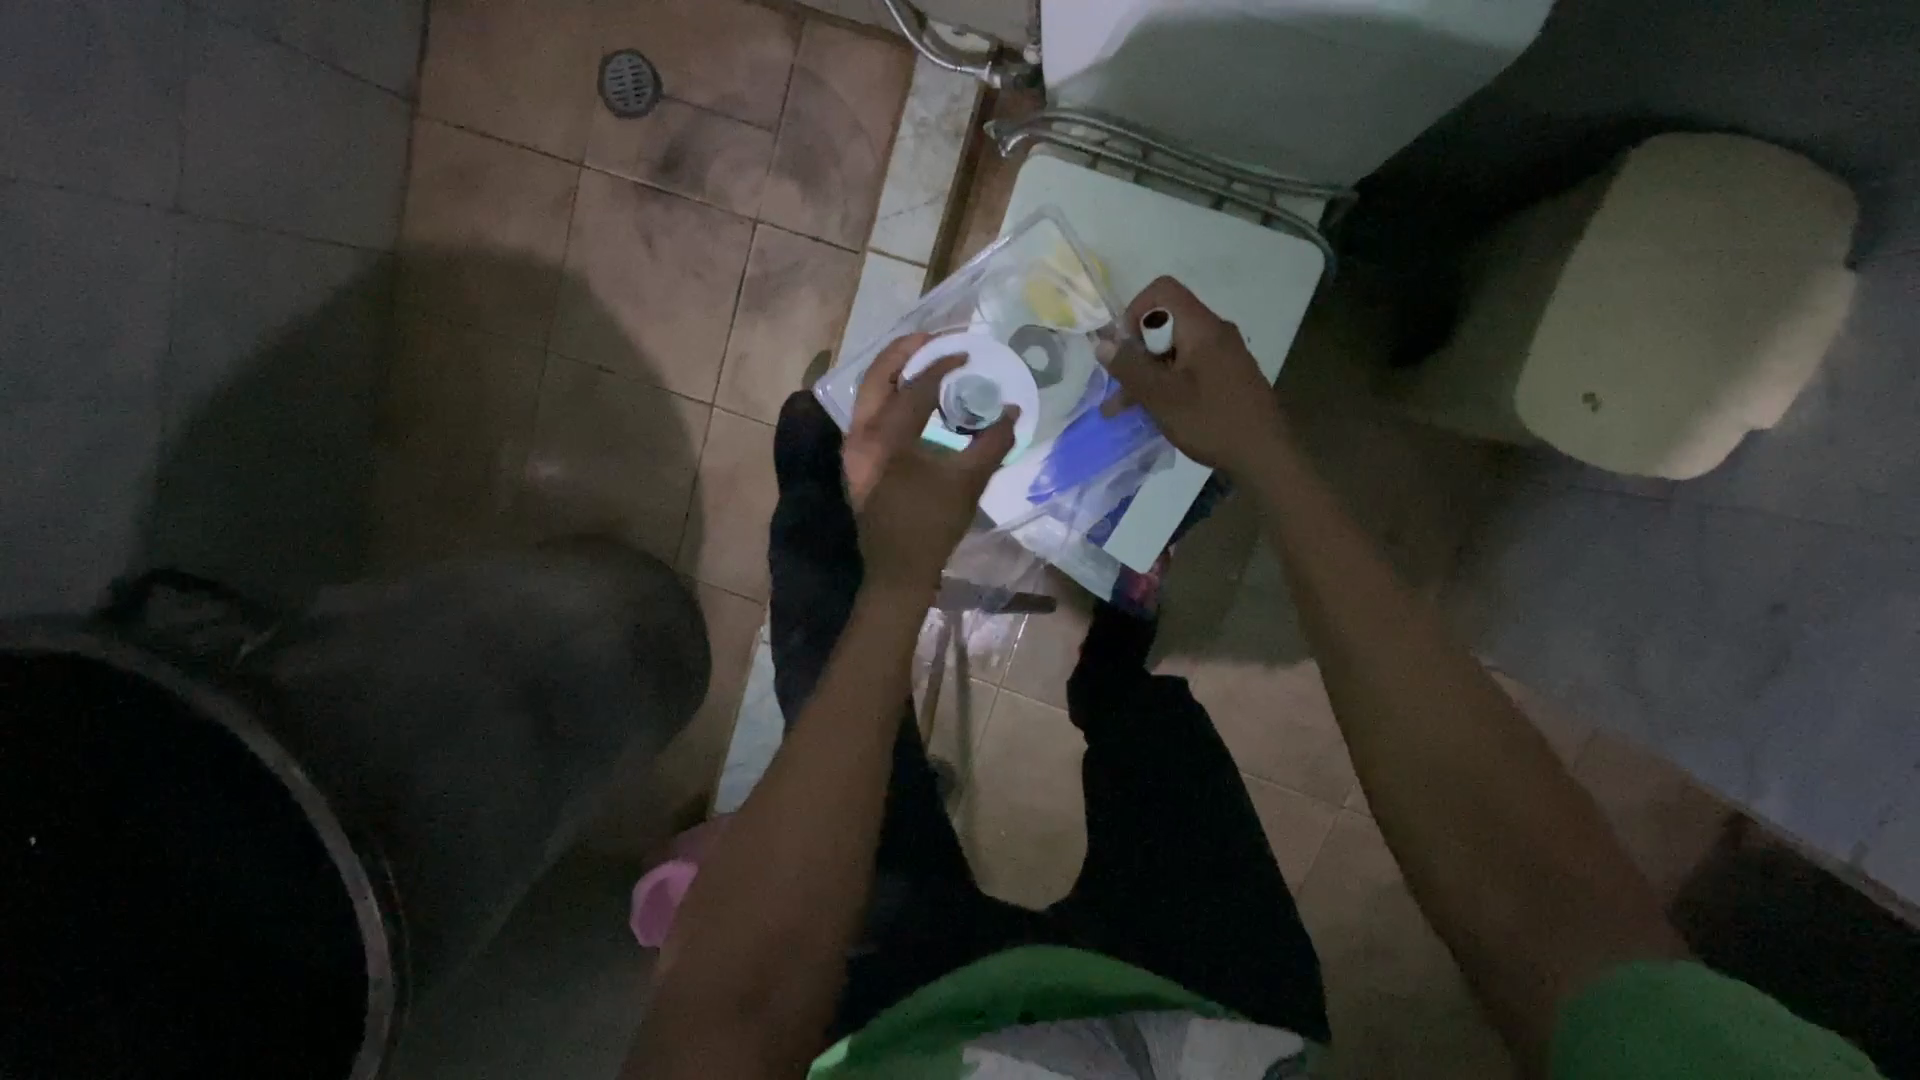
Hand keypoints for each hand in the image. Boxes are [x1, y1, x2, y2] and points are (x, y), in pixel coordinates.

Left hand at [843, 334, 1017, 594]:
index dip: (943, 364)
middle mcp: (861, 435)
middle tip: (935, 336)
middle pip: (878, 375)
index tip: (967, 351)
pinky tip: (913, 395)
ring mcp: (852, 447)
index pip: (916, 386)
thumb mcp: (969, 482)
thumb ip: (992, 442)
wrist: (898, 571)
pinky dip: (889, 395)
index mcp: (887, 438)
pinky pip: (869, 412)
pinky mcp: (855, 459)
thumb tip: (1011, 410)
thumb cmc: (933, 527)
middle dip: (906, 350)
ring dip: (895, 370)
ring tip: (924, 357)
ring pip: (868, 392)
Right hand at [1099, 276, 1288, 474]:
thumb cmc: (1212, 421)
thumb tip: (1102, 343)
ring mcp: (1222, 356)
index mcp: (1202, 328)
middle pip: (1165, 324)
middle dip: (1135, 353)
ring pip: (1173, 352)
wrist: (1266, 455)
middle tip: (1117, 387)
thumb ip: (1130, 368)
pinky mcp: (1226, 377)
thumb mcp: (1162, 397)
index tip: (1124, 349)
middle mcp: (1214, 333)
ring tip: (1118, 410)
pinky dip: (1165, 385)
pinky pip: (1187, 369)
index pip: (1162, 291)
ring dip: (1145, 375)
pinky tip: (1149, 413)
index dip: (1134, 313)